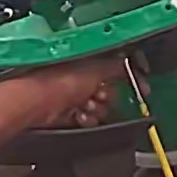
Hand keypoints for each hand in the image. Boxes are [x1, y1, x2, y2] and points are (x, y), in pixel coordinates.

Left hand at [1, 57, 125, 128]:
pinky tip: (79, 116)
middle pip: (108, 89)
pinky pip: (86, 119)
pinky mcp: (65, 112)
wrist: (36, 103)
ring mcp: (70, 93)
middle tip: (102, 96)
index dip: (128, 77)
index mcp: (85, 56)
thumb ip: (118, 66)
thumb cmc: (56, 79)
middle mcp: (77, 73)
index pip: (114, 65)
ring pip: (99, 107)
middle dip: (109, 96)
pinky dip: (86, 119)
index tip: (140, 87)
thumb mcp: (97, 68)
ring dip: (97, 110)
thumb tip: (131, 64)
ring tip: (87, 107)